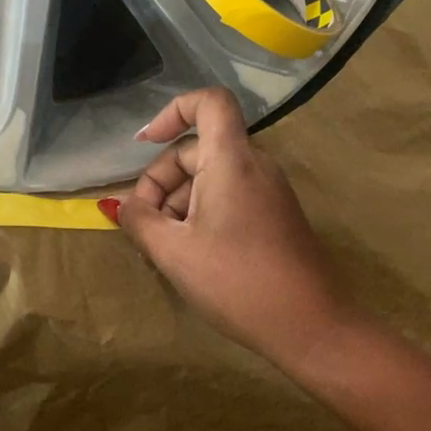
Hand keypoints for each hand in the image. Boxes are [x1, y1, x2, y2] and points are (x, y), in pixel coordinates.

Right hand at [104, 88, 345, 371]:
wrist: (311, 328)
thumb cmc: (236, 281)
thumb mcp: (173, 252)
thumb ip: (138, 220)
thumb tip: (118, 205)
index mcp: (231, 160)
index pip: (208, 102)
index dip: (172, 111)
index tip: (146, 144)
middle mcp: (255, 165)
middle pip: (198, 148)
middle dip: (162, 180)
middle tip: (144, 224)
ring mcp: (269, 191)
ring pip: (211, 175)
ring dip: (179, 201)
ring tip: (165, 247)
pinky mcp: (276, 215)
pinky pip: (230, 195)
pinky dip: (202, 212)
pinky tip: (191, 254)